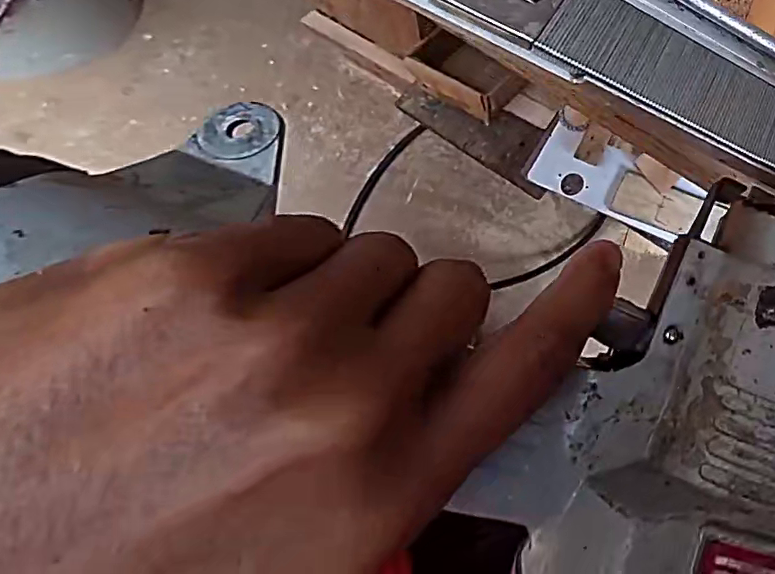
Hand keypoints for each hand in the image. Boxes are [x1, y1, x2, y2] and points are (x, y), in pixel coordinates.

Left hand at [0, 216, 619, 573]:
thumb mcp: (285, 568)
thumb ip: (395, 484)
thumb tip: (457, 410)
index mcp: (369, 495)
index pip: (522, 369)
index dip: (577, 308)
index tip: (602, 264)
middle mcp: (335, 406)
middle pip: (455, 288)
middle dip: (416, 313)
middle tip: (350, 353)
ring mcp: (254, 332)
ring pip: (376, 254)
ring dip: (338, 291)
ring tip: (253, 348)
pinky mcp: (171, 275)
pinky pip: (287, 234)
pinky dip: (264, 267)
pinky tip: (188, 325)